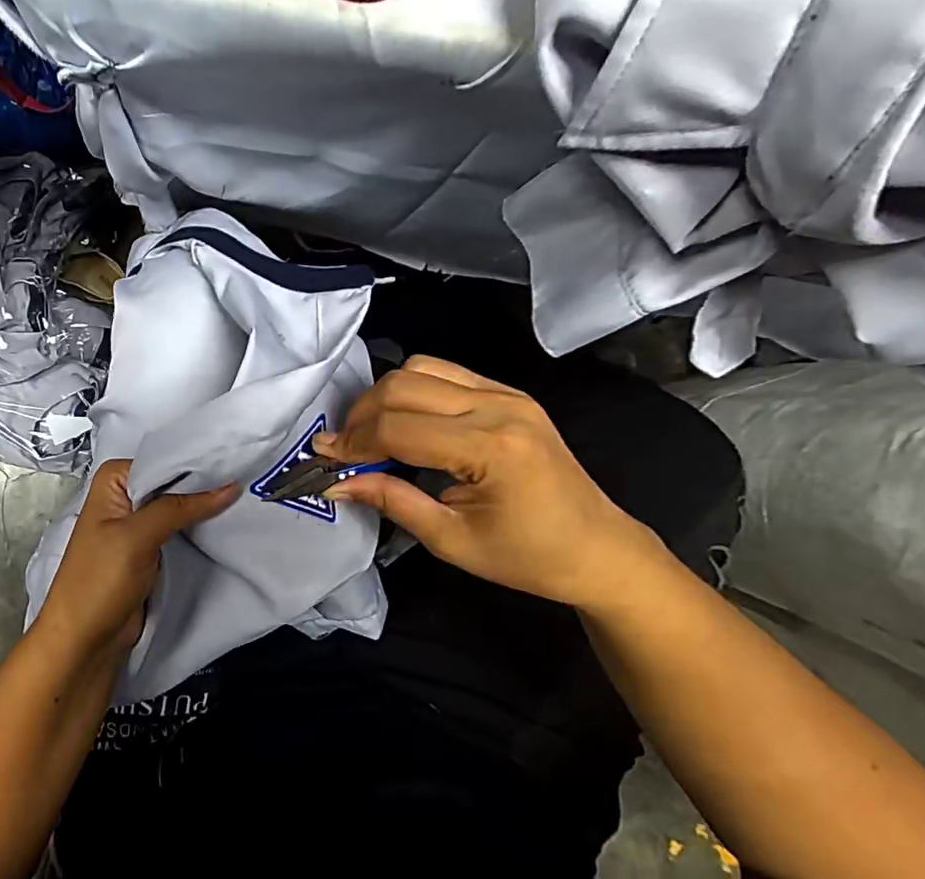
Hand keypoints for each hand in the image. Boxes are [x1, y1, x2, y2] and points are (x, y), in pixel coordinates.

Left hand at [33, 460, 238, 656]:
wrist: (85, 641)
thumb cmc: (99, 581)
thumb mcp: (138, 536)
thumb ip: (180, 507)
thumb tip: (229, 485)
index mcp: (114, 479)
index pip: (163, 459)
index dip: (197, 462)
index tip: (235, 462)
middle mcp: (125, 495)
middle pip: (173, 482)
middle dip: (205, 484)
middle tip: (250, 479)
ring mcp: (138, 524)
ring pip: (180, 507)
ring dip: (206, 508)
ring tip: (247, 498)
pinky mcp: (151, 550)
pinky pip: (181, 531)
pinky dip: (200, 529)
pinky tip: (228, 524)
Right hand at [315, 355, 668, 610]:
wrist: (599, 548)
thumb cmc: (528, 557)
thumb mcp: (451, 540)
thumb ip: (392, 501)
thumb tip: (338, 483)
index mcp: (490, 449)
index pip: (399, 428)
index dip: (354, 442)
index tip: (324, 458)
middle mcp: (499, 407)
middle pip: (402, 386)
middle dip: (361, 415)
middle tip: (344, 448)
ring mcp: (507, 393)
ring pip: (420, 368)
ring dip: (384, 396)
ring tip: (371, 431)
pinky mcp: (509, 392)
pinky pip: (444, 371)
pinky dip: (413, 389)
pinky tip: (406, 419)